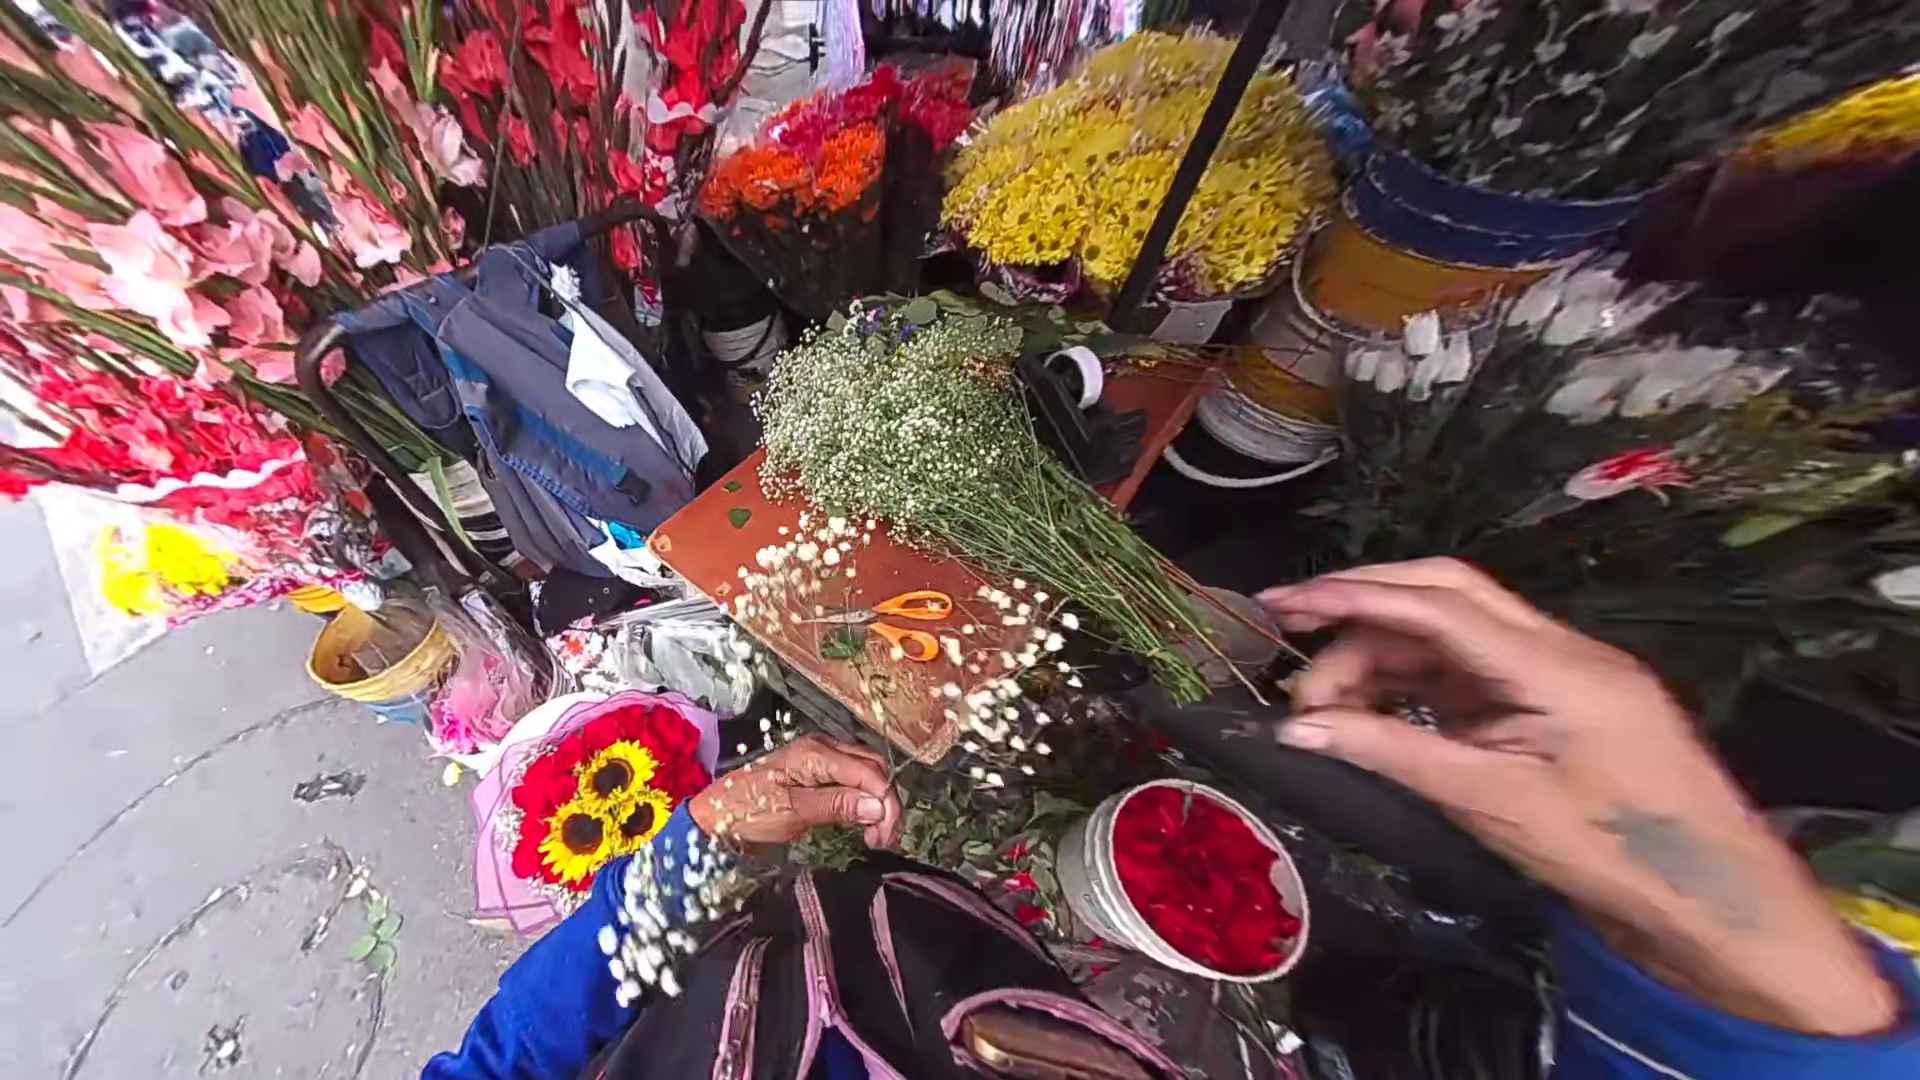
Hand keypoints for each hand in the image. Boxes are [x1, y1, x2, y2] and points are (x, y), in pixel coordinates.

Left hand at [687, 734, 903, 849]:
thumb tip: (879, 805)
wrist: (714, 814)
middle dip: (886, 801)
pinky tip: (863, 820)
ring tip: (876, 834)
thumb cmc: (747, 812)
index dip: (885, 801)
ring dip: (878, 800)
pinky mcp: (820, 768)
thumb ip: (836, 804)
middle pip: (873, 766)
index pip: (868, 771)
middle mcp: (824, 746)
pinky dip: (865, 798)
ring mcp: (822, 755)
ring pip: (867, 770)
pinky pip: (854, 776)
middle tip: (883, 839)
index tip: (886, 835)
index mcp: (816, 753)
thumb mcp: (792, 812)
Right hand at [1258, 558, 1895, 1034]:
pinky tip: (1356, 706)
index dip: (1351, 598)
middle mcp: (1549, 649)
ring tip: (1317, 702)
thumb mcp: (1486, 801)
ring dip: (1365, 654)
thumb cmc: (1613, 856)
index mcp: (1558, 668)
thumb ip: (1385, 750)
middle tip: (1285, 617)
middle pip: (1437, 589)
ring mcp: (1537, 667)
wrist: (1719, 916)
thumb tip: (1291, 729)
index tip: (1281, 605)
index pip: (1437, 606)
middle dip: (1355, 598)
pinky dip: (1389, 678)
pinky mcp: (1522, 690)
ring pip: (1429, 628)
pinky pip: (1440, 663)